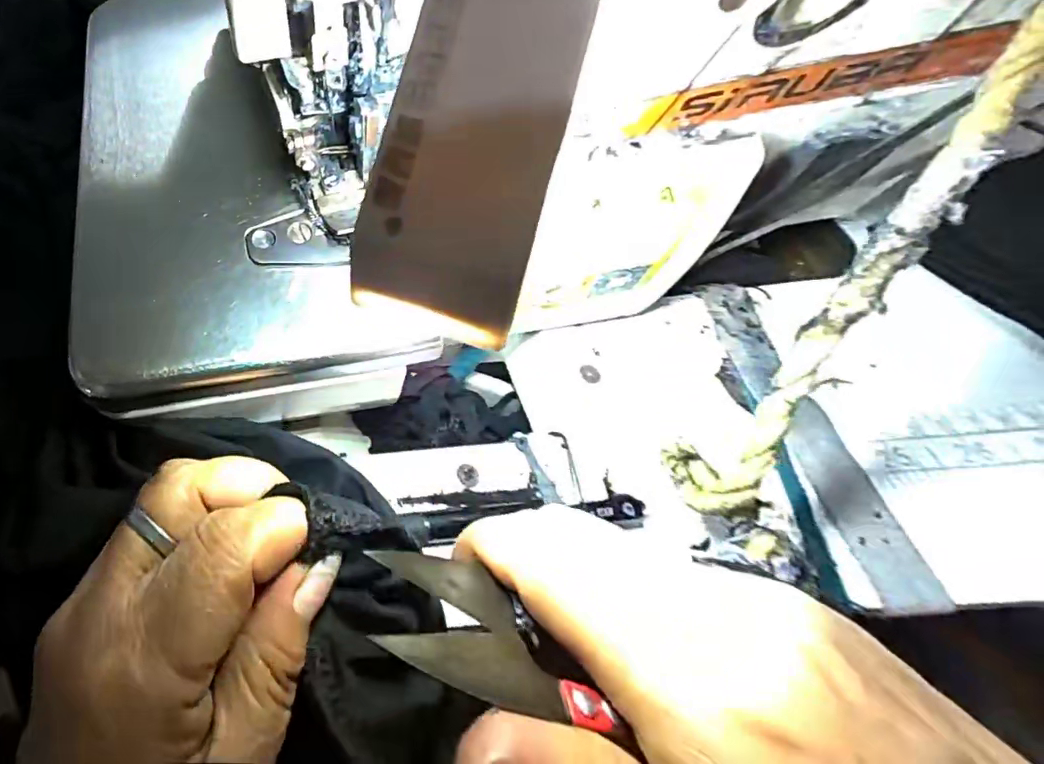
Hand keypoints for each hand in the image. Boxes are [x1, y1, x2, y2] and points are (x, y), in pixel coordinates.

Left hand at [18, 457, 342, 762]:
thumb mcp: (239, 757)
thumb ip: (273, 656)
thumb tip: (312, 565)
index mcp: (142, 659)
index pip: (212, 549)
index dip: (272, 522)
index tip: (316, 530)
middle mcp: (99, 605)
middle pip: (167, 493)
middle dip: (238, 482)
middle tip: (291, 513)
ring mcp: (78, 594)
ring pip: (150, 499)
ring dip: (213, 494)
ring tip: (263, 527)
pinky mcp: (76, 593)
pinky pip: (137, 529)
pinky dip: (187, 519)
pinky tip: (220, 548)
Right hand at [450, 505, 1022, 762]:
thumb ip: (559, 757)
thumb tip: (476, 732)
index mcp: (701, 674)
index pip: (525, 546)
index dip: (468, 565)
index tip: (460, 613)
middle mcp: (743, 614)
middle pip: (564, 540)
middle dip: (521, 587)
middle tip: (525, 666)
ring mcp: (792, 612)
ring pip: (619, 558)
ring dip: (583, 603)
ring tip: (608, 691)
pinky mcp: (822, 623)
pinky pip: (684, 583)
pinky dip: (644, 617)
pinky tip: (678, 693)